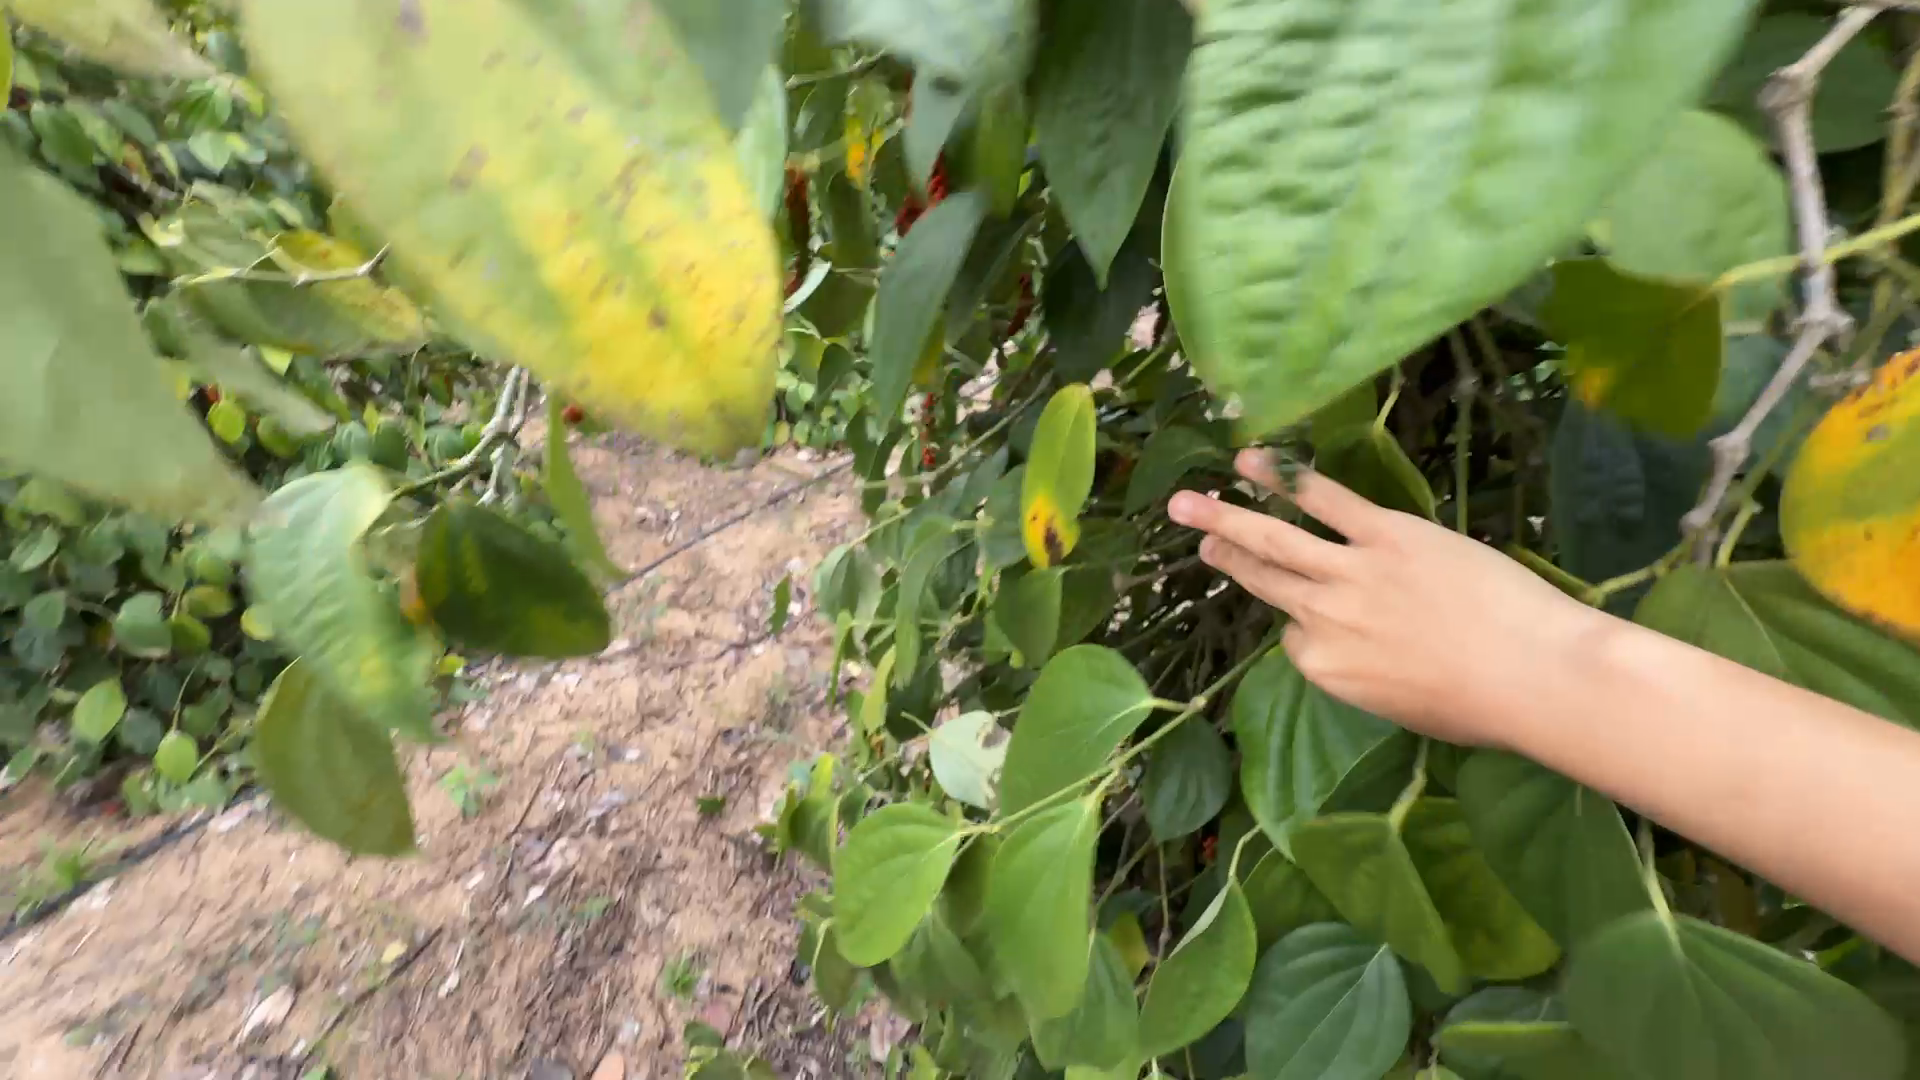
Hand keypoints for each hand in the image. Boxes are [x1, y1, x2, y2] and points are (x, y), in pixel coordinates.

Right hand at [1168, 450, 1609, 747]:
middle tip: (1195, 540)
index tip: (1325, 623)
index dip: (1306, 628)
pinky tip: (1249, 462)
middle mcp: (1321, 617)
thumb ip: (1358, 671)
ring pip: (1272, 541)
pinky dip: (1284, 479)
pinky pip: (1323, 502)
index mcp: (1325, 668)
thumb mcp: (1399, 708)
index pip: (1295, 639)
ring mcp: (1348, 573)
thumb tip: (1349, 642)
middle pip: (1262, 581)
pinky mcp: (1384, 535)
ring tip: (1186, 503)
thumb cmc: (1481, 707)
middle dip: (1223, 556)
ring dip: (1224, 518)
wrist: (1539, 677)